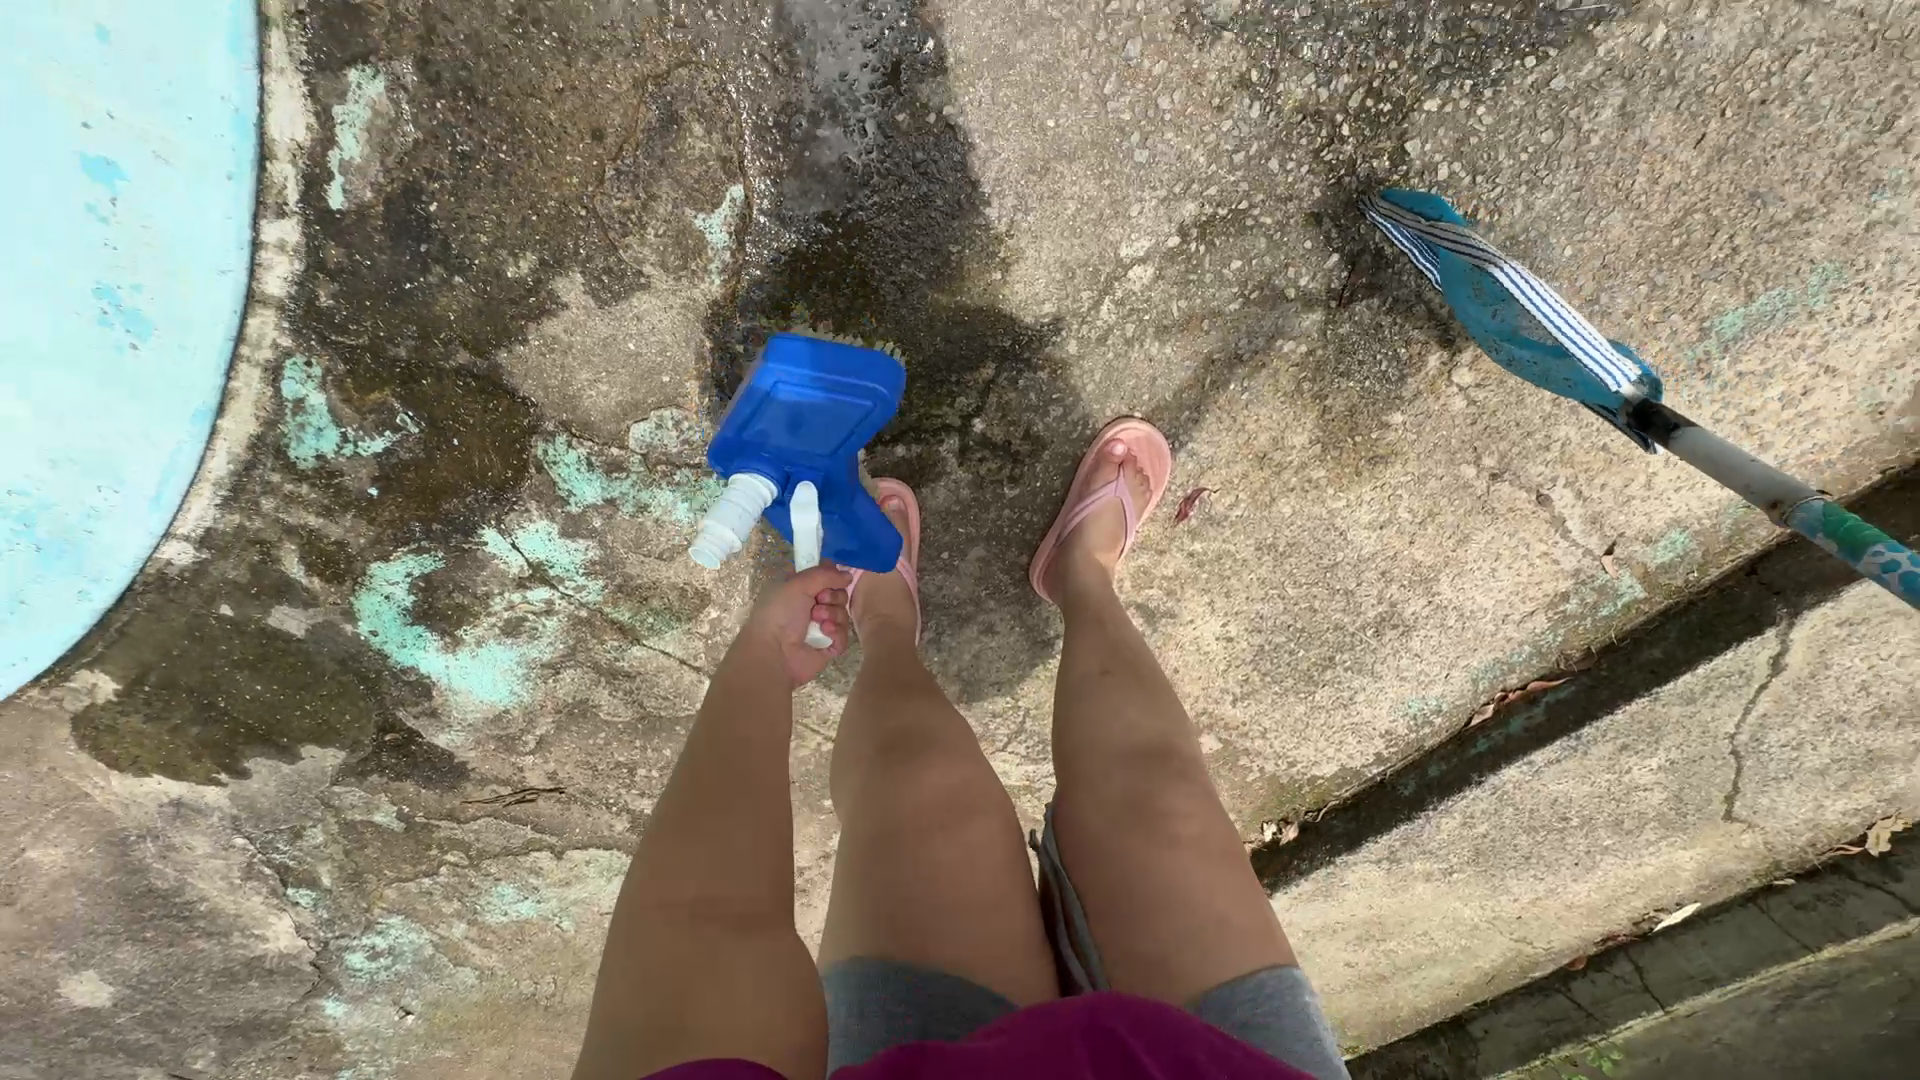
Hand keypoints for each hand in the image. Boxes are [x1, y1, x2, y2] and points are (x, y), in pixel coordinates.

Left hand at [737, 564, 853, 687]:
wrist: (774, 652)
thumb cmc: (780, 613)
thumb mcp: (798, 584)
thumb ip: (825, 574)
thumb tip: (848, 574)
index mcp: (799, 590)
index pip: (825, 577)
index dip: (831, 576)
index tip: (830, 578)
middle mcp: (810, 607)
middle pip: (839, 594)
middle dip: (832, 597)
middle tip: (819, 602)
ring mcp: (820, 628)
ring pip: (843, 614)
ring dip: (832, 615)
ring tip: (817, 621)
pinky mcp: (828, 647)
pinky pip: (844, 636)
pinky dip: (836, 634)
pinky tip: (825, 635)